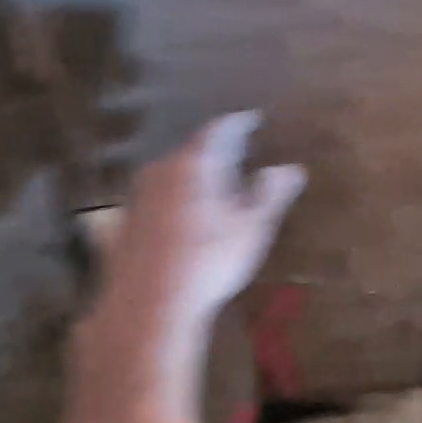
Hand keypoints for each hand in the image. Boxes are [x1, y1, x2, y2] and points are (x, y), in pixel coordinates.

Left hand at [101, 111, 305, 338]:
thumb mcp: (251, 227)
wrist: (151, 303)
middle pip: (194, 150)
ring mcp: (140, 195)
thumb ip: (271, 194)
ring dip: (199, 174)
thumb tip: (291, 168)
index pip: (218, 130)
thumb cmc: (210, 261)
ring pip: (175, 173)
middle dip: (220, 150)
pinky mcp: (130, 220)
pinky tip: (192, 214)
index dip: (239, 123)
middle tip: (242, 151)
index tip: (254, 119)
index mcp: (193, 164)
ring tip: (220, 182)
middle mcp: (161, 170)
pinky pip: (162, 195)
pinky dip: (182, 195)